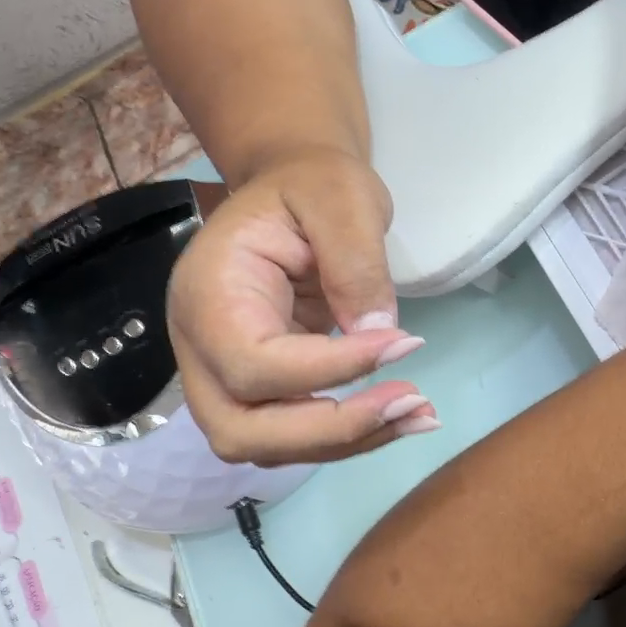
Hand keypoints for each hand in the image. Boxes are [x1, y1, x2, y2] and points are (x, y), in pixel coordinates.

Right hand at [167, 149, 435, 466]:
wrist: (296, 185)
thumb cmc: (313, 183)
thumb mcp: (341, 198)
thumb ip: (355, 263)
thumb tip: (377, 334)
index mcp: (209, 293)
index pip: (255, 362)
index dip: (332, 368)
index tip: (407, 344)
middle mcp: (202, 345)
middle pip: (243, 428)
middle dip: (331, 430)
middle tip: (413, 402)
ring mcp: (224, 370)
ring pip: (267, 442)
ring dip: (347, 441)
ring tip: (423, 416)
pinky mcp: (263, 382)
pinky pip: (294, 428)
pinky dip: (349, 432)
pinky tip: (404, 414)